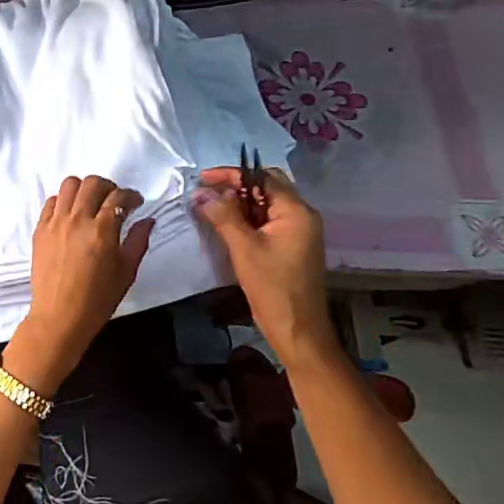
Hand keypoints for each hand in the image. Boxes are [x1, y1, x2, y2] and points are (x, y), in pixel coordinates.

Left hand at [12, 175, 154, 392]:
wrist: (60, 316)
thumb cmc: (98, 299)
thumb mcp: (126, 272)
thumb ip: (138, 241)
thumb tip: (147, 220)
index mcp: (102, 231)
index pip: (118, 197)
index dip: (131, 196)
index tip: (136, 203)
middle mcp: (77, 220)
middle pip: (93, 183)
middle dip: (109, 186)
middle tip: (114, 200)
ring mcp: (55, 223)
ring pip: (69, 185)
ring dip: (84, 189)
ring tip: (91, 203)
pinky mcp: (40, 230)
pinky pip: (50, 202)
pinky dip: (63, 201)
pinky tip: (71, 214)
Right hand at [194, 166, 333, 361]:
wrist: (297, 328)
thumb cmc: (273, 287)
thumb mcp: (243, 248)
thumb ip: (223, 216)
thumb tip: (201, 193)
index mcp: (296, 211)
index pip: (263, 177)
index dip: (232, 174)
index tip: (203, 178)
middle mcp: (302, 216)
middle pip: (267, 187)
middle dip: (236, 186)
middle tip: (206, 193)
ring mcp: (298, 232)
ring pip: (266, 205)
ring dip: (239, 203)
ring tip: (211, 208)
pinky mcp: (290, 246)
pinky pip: (267, 222)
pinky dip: (247, 219)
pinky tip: (226, 225)